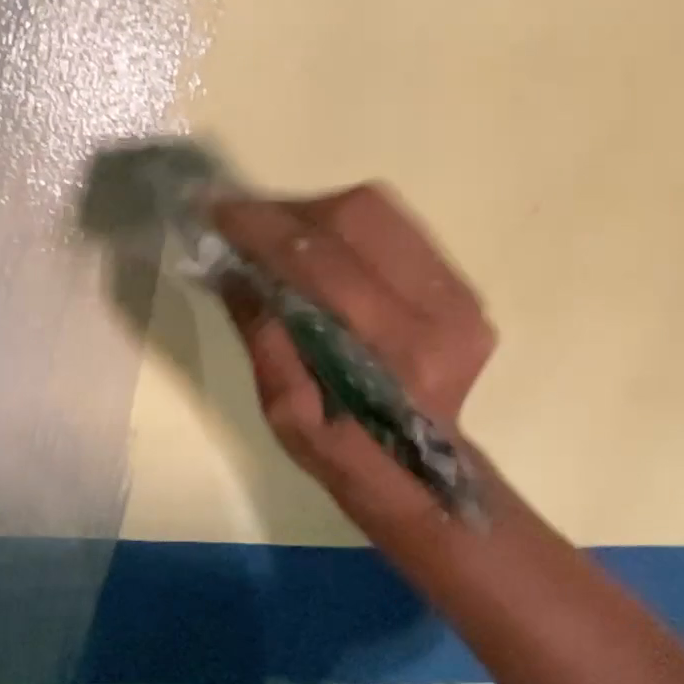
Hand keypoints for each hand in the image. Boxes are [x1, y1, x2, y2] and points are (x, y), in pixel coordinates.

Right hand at [212, 185, 496, 530]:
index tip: (219, 213)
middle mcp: (443, 312)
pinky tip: (313, 246)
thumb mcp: (286, 411)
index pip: (325, 264)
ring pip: (380, 214)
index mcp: (400, 353)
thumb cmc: (345, 454)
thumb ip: (264, 339)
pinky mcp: (464, 288)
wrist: (419, 472)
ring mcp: (463, 296)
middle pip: (359, 219)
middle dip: (289, 211)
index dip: (266, 229)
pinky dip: (344, 227)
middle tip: (240, 220)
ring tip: (270, 232)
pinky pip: (396, 230)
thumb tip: (233, 272)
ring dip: (314, 213)